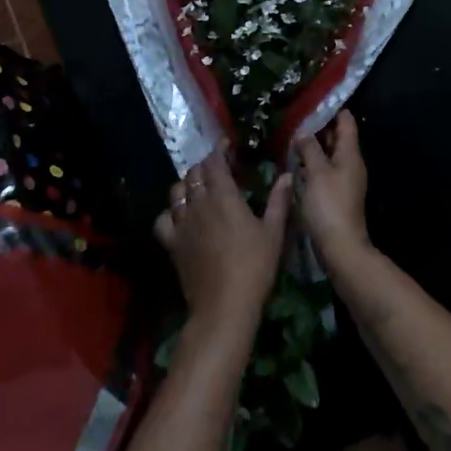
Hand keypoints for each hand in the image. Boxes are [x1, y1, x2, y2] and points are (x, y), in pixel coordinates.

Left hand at [154, 148, 291, 340]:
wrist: (224, 304)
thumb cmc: (255, 265)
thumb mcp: (274, 231)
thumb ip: (279, 200)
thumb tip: (287, 175)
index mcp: (225, 199)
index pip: (215, 165)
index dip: (219, 152)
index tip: (227, 145)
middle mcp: (199, 206)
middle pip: (194, 176)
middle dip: (204, 165)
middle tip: (218, 165)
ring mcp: (182, 225)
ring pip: (176, 193)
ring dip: (187, 183)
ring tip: (199, 184)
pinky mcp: (172, 244)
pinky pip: (163, 219)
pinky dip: (171, 210)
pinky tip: (180, 214)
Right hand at [293, 108, 370, 257]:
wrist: (340, 243)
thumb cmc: (329, 204)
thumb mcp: (316, 173)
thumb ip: (310, 150)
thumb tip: (305, 130)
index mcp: (351, 154)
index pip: (346, 123)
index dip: (334, 109)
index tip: (315, 99)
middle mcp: (351, 163)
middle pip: (338, 138)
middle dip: (320, 127)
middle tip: (297, 116)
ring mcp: (345, 178)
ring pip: (330, 154)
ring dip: (315, 145)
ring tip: (292, 135)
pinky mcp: (336, 193)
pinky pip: (325, 169)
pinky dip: (313, 162)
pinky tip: (296, 162)